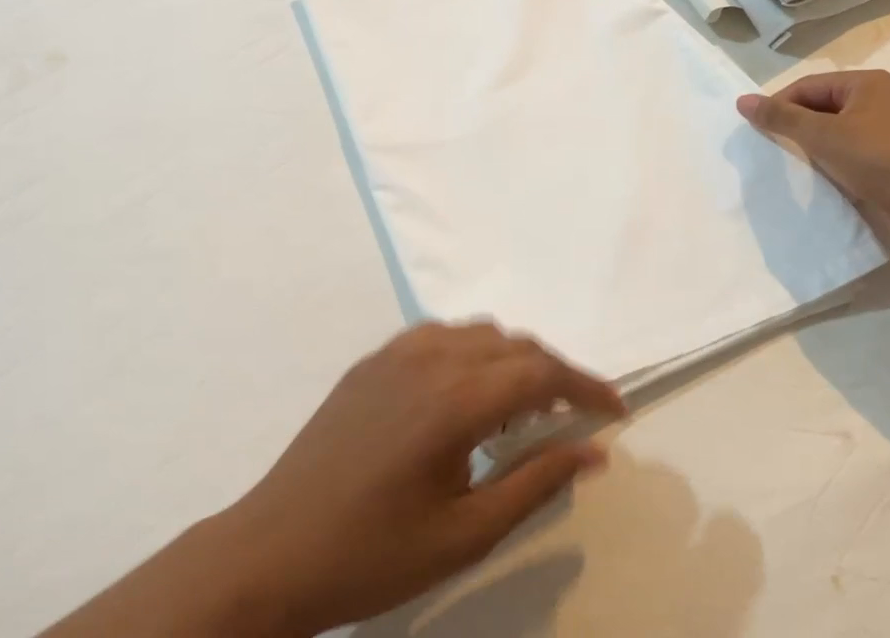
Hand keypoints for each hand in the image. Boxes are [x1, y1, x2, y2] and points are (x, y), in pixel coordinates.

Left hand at [203, 322, 624, 634]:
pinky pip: (437, 337)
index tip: (616, 413)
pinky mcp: (369, 365)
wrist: (273, 554)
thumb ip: (536, 482)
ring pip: (476, 334)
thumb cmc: (375, 554)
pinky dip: (470, 354)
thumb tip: (594, 450)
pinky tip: (467, 396)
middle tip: (575, 419)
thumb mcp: (468, 533)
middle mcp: (427, 359)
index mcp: (454, 400)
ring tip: (523, 410)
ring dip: (512, 360)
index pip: (541, 374)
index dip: (587, 388)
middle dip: (554, 374)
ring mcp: (392, 356)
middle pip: (513, 346)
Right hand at [736, 70, 889, 248]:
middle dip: (797, 124)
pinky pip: (856, 151)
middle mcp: (883, 100)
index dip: (779, 104)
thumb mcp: (823, 136)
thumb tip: (742, 100)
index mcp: (869, 83)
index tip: (756, 129)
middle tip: (772, 147)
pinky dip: (835, 160)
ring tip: (795, 163)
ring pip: (840, 130)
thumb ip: (782, 118)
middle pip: (824, 105)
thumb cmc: (880, 160)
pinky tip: (825, 177)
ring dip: (815, 145)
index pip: (809, 85)